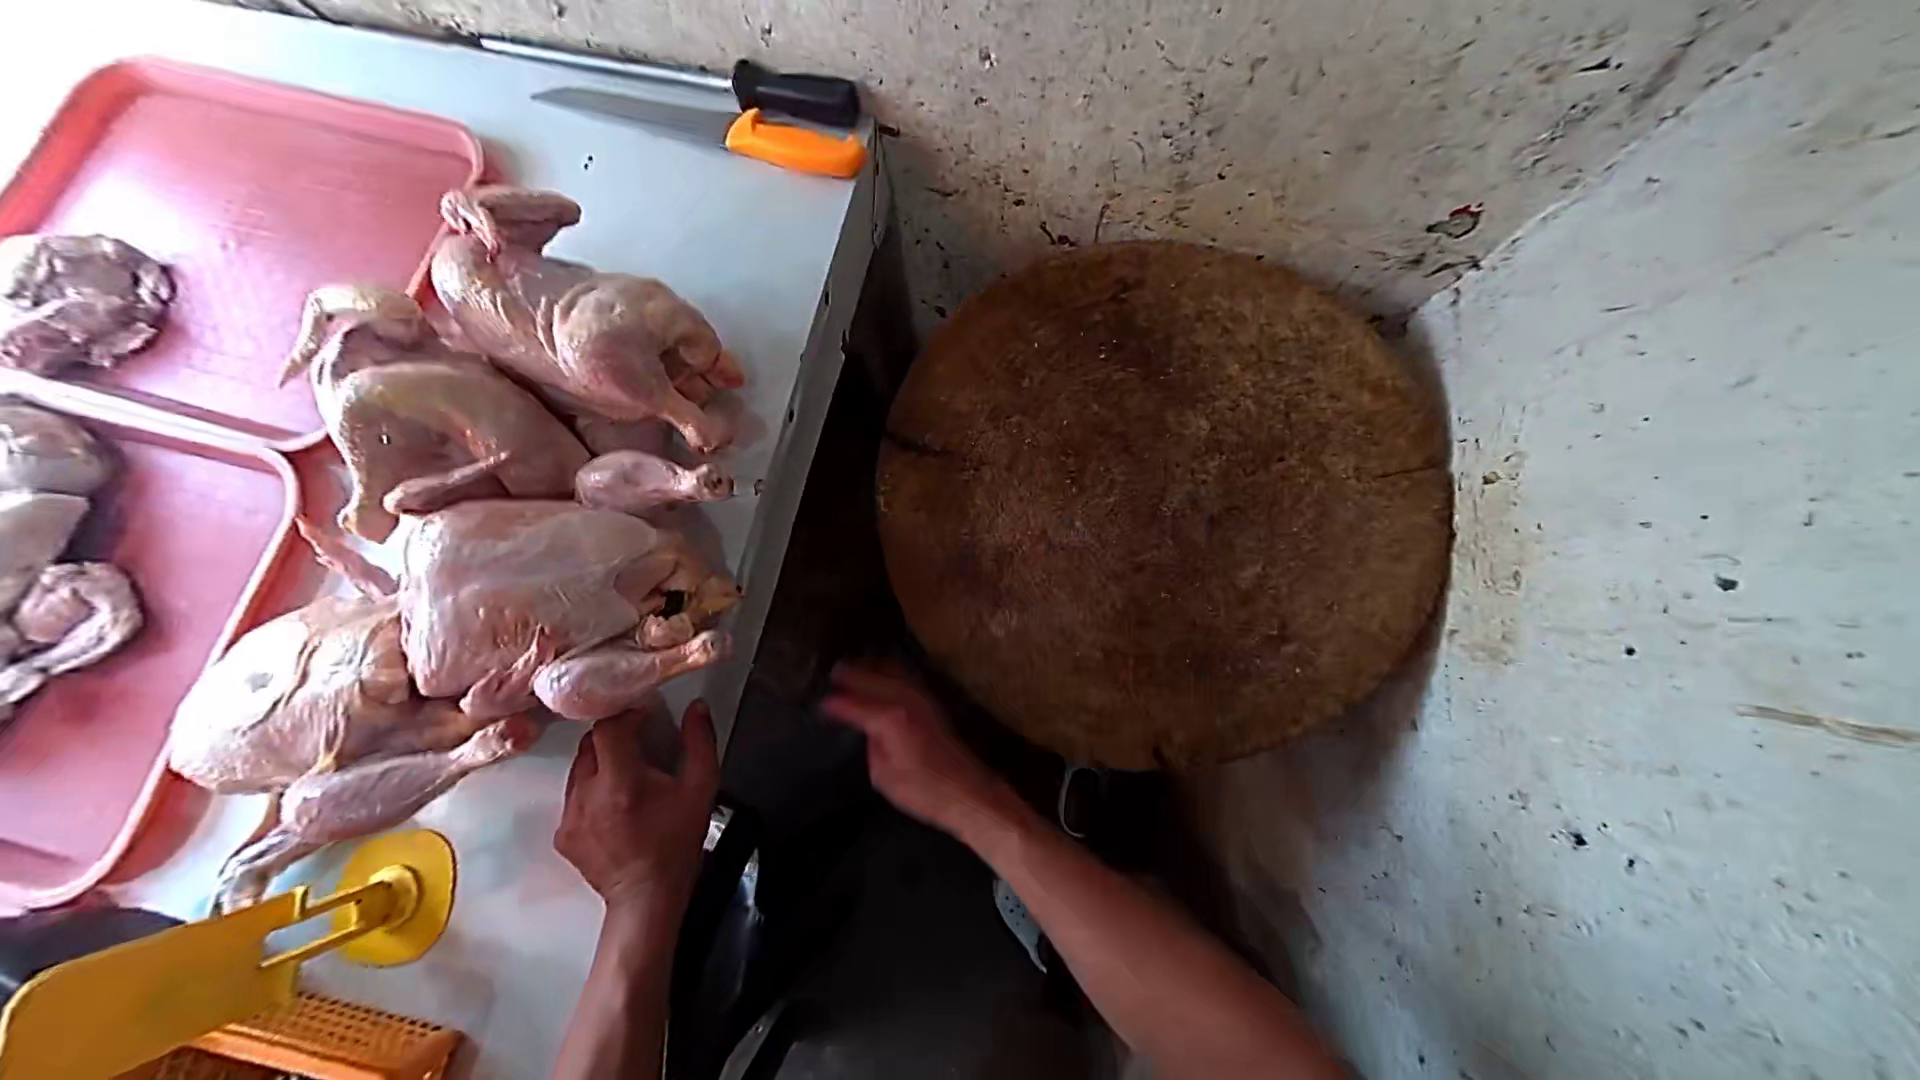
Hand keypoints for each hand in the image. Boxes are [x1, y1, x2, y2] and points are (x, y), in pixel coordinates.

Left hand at [554, 700, 717, 913]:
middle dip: (614, 736)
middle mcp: (587, 795)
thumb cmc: (677, 841)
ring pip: (579, 768)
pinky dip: (591, 788)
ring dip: (602, 760)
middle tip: (639, 741)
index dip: (626, 716)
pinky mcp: (562, 834)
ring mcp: (570, 816)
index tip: (644, 718)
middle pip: (590, 744)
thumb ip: (700, 742)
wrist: (647, 895)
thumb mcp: (702, 787)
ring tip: (628, 772)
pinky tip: (614, 801)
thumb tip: (696, 708)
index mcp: (621, 781)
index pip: (608, 728)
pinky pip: (573, 796)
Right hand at [819, 662, 1026, 839]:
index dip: (837, 704)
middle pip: (873, 677)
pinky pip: (905, 676)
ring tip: (854, 670)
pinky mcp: (931, 701)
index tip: (823, 703)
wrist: (965, 789)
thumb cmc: (923, 791)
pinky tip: (880, 677)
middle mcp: (906, 701)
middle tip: (834, 673)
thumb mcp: (883, 774)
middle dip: (852, 674)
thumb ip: (872, 744)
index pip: (855, 704)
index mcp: (890, 719)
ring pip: (892, 670)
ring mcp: (921, 698)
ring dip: (871, 668)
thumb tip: (868, 729)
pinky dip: (888, 672)